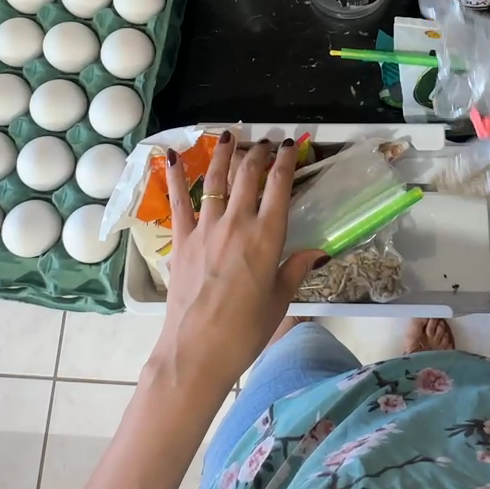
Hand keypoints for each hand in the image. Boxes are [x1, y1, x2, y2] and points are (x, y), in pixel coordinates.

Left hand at [153, 134, 325, 391]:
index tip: (290, 145)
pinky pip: (178, 201)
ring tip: (229, 135)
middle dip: (258, 152)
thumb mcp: (280, 300)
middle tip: (265, 141)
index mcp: (267, 235)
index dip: (286, 160)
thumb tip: (319, 251)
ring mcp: (206, 228)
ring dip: (224, 153)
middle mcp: (237, 222)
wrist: (196, 353)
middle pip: (249, 174)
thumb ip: (296, 268)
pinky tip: (170, 156)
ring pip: (215, 178)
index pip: (280, 185)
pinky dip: (173, 176)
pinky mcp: (182, 239)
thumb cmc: (245, 331)